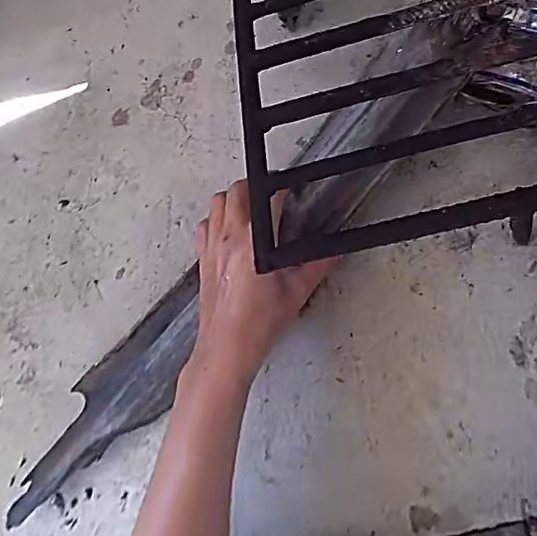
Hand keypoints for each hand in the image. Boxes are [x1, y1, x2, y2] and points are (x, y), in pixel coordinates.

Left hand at [188, 180, 336, 388]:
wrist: (226, 349)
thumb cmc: (256, 324)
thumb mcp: (297, 292)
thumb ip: (318, 266)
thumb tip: (333, 253)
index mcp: (253, 243)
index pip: (267, 198)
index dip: (281, 189)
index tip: (290, 192)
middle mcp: (229, 240)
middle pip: (237, 191)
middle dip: (256, 186)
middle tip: (271, 194)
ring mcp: (213, 249)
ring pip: (217, 203)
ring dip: (234, 198)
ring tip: (251, 206)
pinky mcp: (204, 261)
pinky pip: (205, 226)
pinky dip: (216, 219)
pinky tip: (229, 230)